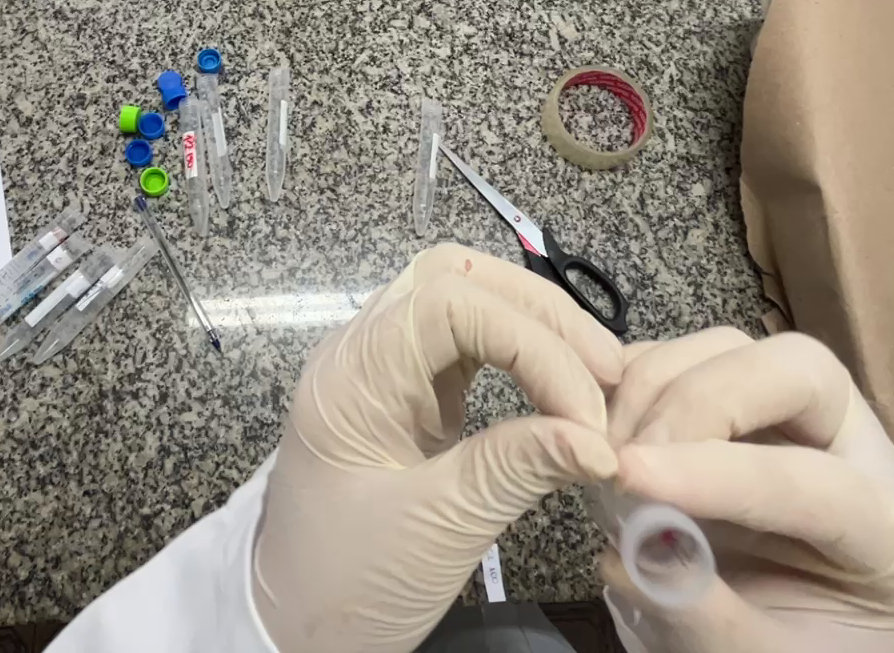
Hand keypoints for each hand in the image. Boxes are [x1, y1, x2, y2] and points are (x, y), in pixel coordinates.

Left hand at [253, 244, 626, 652]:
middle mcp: (360, 347)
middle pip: (451, 276)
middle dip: (536, 311)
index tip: (584, 415)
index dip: (529, 343)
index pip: (447, 303)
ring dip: (529, 321)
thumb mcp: (434, 530)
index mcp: (352, 373)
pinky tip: (549, 381)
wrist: (289, 620)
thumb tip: (599, 441)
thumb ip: (514, 469)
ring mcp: (379, 362)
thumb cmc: (346, 582)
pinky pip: (459, 338)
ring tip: (590, 372)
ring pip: (458, 295)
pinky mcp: (400, 386)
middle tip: (604, 369)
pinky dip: (512, 348)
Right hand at [599, 328, 893, 652]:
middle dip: (697, 401)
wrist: (768, 646)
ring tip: (605, 454)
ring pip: (729, 347)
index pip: (821, 485)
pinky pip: (675, 355)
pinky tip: (603, 429)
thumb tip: (625, 555)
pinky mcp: (731, 397)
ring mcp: (795, 412)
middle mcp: (865, 454)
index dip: (718, 474)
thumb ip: (700, 616)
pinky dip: (629, 382)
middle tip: (623, 456)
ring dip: (650, 388)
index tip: (628, 477)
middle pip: (797, 372)